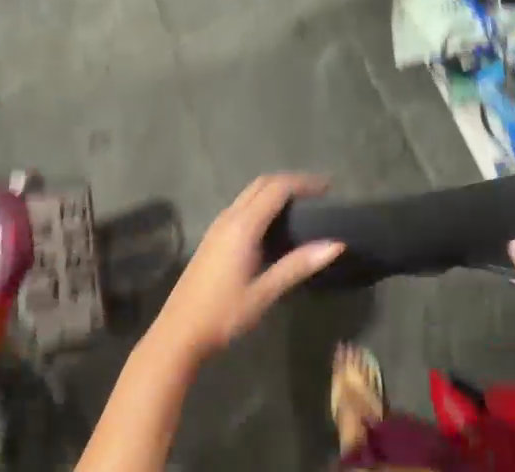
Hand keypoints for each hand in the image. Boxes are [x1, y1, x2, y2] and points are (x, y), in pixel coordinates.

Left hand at [148, 173, 344, 364]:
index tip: (329, 188)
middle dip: (291, 182)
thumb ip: (298, 265)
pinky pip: (241, 205)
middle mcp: (228, 218)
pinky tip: (274, 224)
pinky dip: (262, 202)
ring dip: (275, 190)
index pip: (277, 188)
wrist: (177, 333)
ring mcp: (217, 226)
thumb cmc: (223, 315)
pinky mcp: (212, 237)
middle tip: (318, 193)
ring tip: (302, 205)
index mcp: (242, 226)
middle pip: (262, 183)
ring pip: (249, 193)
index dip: (304, 182)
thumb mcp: (264, 293)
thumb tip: (336, 244)